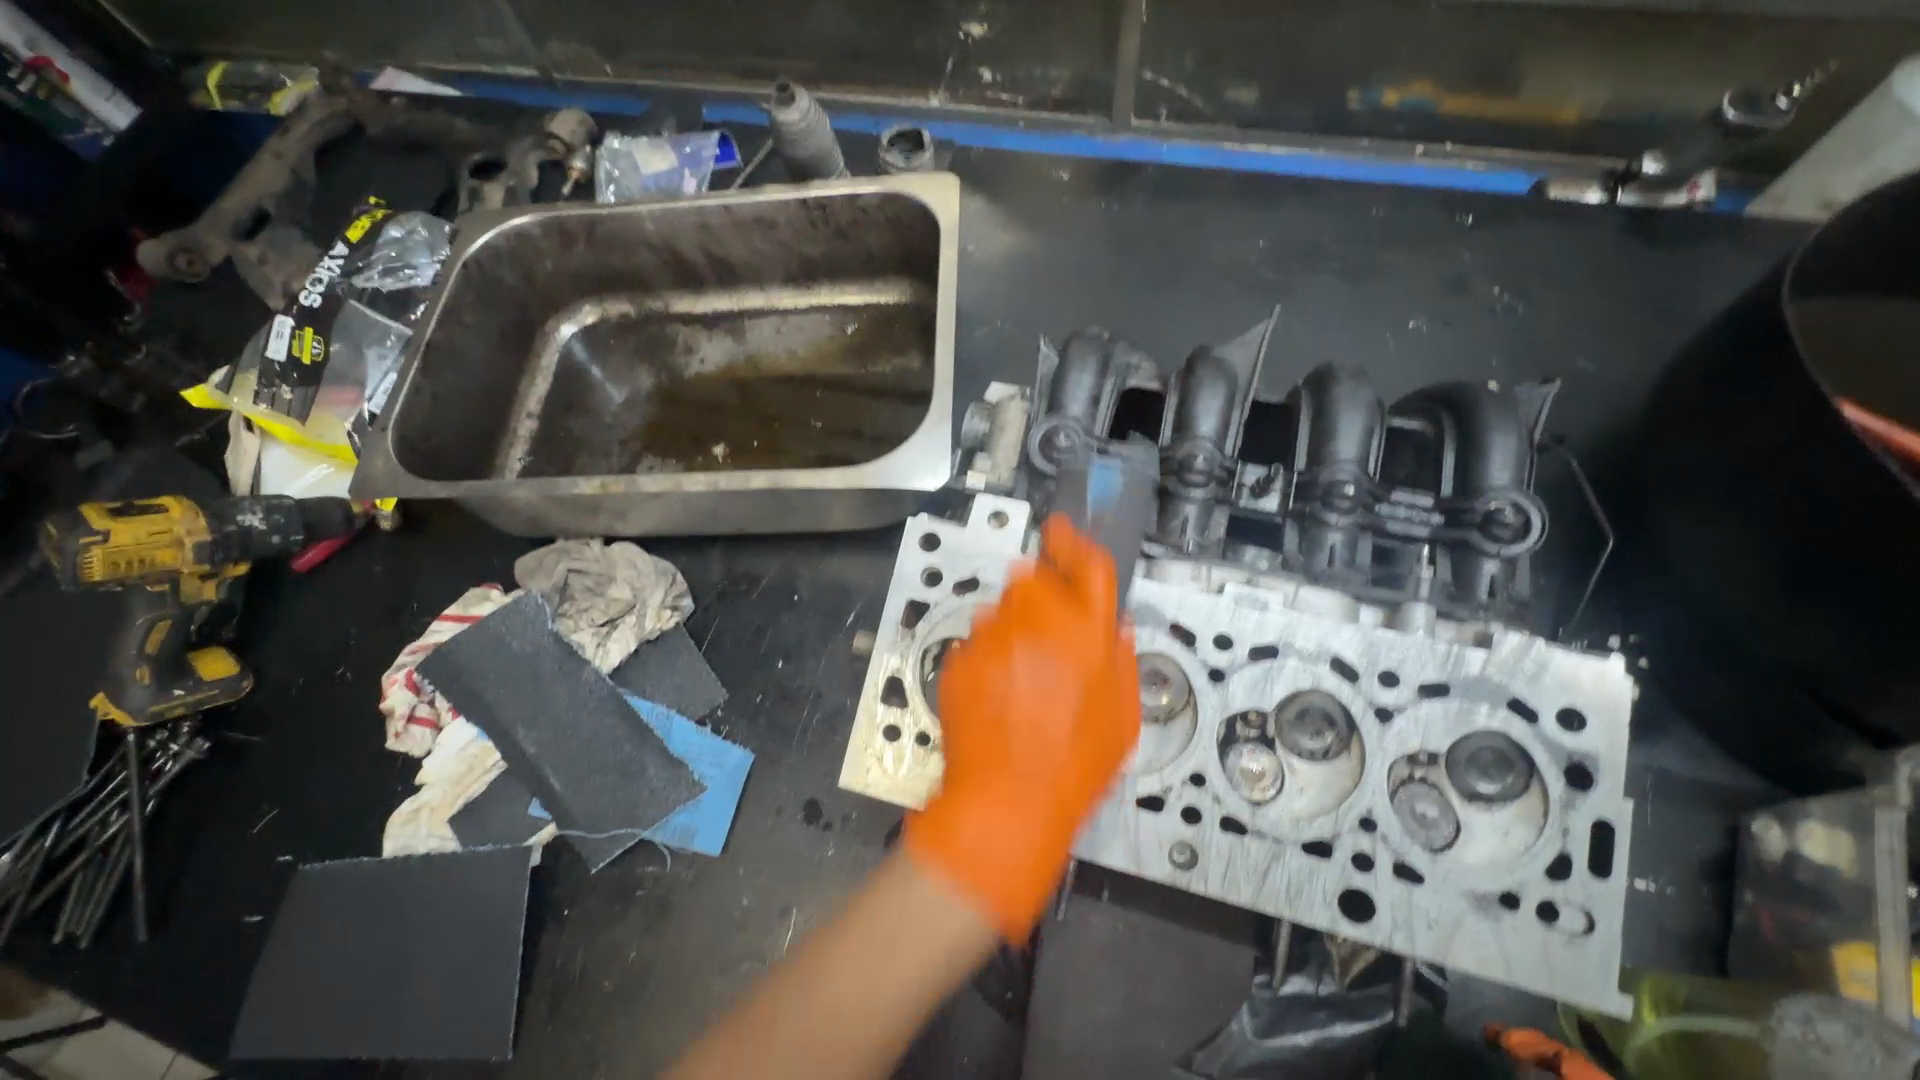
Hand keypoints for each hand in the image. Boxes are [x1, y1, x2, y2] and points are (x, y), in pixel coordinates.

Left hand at [904, 515, 1139, 939]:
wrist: (1005, 802)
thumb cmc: (1073, 767)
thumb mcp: (1122, 717)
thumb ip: (1120, 660)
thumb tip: (1113, 629)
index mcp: (1086, 632)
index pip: (1085, 564)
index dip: (1075, 542)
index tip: (1063, 530)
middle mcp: (1035, 624)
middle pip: (1036, 577)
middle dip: (1041, 593)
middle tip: (1050, 631)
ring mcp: (990, 640)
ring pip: (1001, 608)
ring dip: (1013, 626)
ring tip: (1024, 676)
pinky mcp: (958, 660)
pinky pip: (976, 642)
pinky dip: (988, 655)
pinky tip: (999, 693)